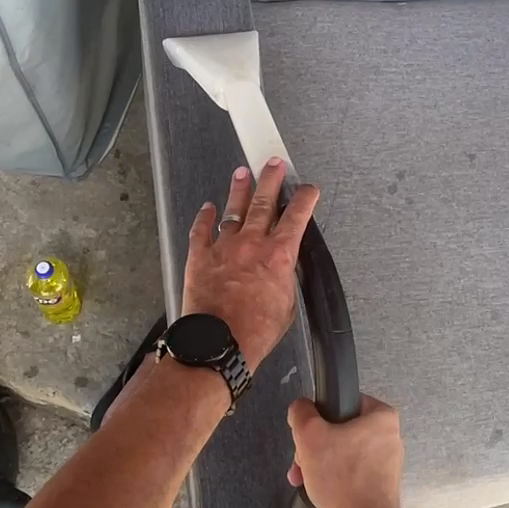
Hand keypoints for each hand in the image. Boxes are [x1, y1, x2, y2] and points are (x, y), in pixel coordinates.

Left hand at [181, 157, 320, 370]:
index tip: (308, 189)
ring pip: (234, 209)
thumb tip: (281, 268)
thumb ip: (284, 277)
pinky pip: (202, 229)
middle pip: (265, 202)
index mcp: (278, 255)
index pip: (296, 216)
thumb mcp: (287, 303)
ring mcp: (224, 247)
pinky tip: (208, 207)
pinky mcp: (200, 256)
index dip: (304, 198)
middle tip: (274, 164)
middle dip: (271, 179)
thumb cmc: (254, 330)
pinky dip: (205, 216)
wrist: (220, 343)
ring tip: (242, 174)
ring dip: (240, 190)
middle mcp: (252, 244)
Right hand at [287, 395, 404, 507]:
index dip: (319, 417)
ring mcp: (388, 461)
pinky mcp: (382, 483)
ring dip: (320, 463)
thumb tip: (301, 407)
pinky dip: (334, 478)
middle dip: (315, 447)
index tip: (306, 436)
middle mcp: (390, 435)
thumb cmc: (341, 478)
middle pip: (340, 430)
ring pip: (343, 452)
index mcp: (382, 415)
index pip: (342, 401)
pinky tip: (320, 490)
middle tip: (302, 462)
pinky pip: (352, 471)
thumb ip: (301, 412)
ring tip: (304, 478)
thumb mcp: (310, 436)